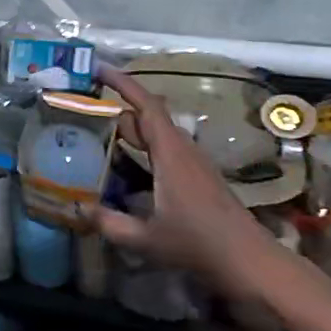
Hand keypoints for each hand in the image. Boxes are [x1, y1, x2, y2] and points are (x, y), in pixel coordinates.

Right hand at [89, 67, 273, 294]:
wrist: (249, 261)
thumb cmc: (198, 244)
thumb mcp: (146, 239)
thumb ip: (110, 224)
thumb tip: (80, 211)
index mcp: (170, 153)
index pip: (145, 105)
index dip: (123, 83)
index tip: (99, 70)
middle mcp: (183, 149)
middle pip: (150, 116)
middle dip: (121, 109)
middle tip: (89, 112)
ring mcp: (194, 162)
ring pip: (160, 133)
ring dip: (134, 130)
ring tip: (104, 138)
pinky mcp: (200, 176)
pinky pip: (168, 149)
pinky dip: (146, 148)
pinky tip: (132, 169)